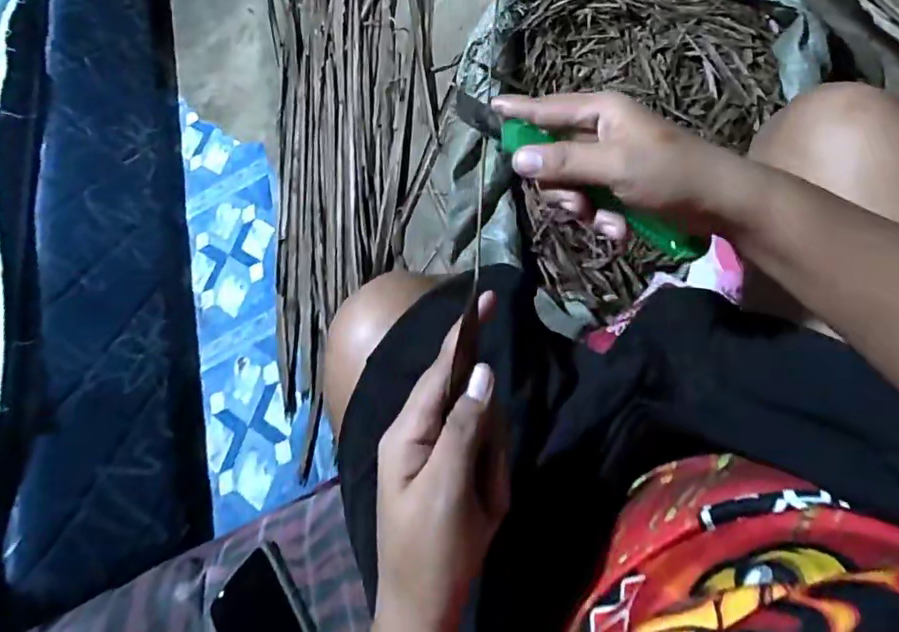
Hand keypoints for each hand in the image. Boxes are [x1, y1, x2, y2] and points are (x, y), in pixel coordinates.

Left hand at [372, 291, 510, 631]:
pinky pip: (482, 459)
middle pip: (467, 404)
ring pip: (480, 432)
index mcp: (408, 430)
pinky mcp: (449, 472)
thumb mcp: (450, 488)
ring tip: (481, 508)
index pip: (441, 368)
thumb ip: (465, 425)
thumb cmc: (430, 550)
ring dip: (490, 468)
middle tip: (485, 487)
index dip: (463, 333)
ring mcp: (433, 454)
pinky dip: (491, 482)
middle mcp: (418, 433)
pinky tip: (482, 511)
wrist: (423, 611)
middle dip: (488, 442)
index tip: (484, 298)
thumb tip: (483, 371)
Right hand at [492, 92, 744, 240]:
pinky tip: (619, 231)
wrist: (721, 204)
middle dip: (560, 186)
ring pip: (569, 183)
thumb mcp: (614, 165)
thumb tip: (518, 158)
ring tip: (605, 223)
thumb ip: (565, 160)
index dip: (520, 109)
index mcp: (601, 112)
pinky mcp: (619, 187)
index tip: (492, 106)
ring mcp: (610, 161)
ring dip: (581, 208)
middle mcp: (601, 132)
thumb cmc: (669, 173)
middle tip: (574, 205)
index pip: (549, 107)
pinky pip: (590, 201)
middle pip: (552, 155)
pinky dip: (601, 218)